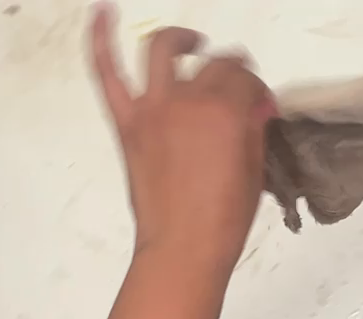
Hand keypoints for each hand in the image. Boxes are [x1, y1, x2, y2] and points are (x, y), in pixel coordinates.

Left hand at [89, 3, 274, 274]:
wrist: (184, 251)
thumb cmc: (222, 224)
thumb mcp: (253, 176)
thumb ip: (252, 133)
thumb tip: (254, 111)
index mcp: (226, 113)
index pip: (246, 81)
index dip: (258, 92)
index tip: (262, 108)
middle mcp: (189, 101)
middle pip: (213, 66)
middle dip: (233, 73)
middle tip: (240, 90)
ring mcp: (154, 109)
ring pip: (162, 49)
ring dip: (180, 39)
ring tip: (190, 45)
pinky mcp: (128, 124)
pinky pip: (107, 71)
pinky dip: (100, 37)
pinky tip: (103, 12)